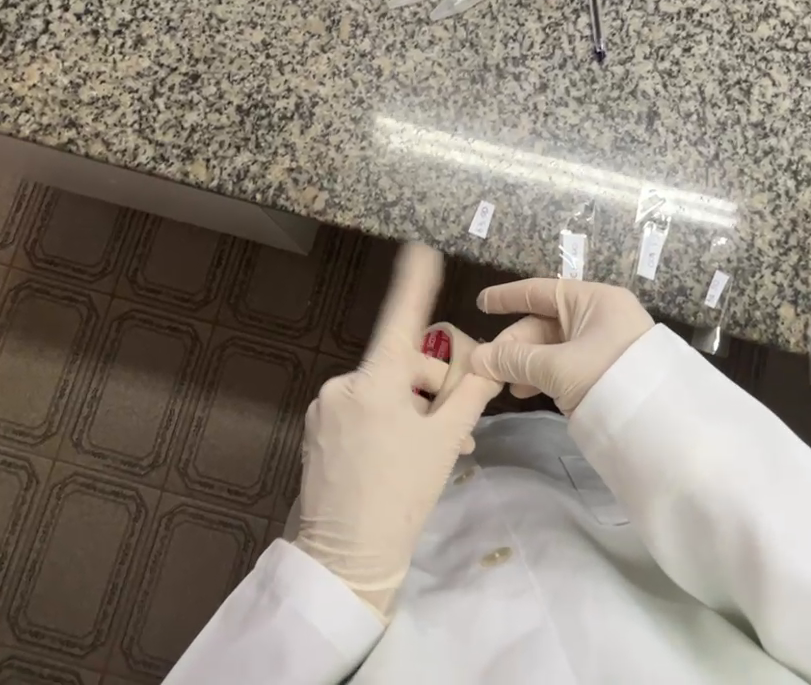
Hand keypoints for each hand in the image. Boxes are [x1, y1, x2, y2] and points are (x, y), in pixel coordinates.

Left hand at [292, 244, 501, 616]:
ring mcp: (325, 407)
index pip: (401, 319)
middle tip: (457, 431)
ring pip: (383, 391)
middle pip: (401, 365)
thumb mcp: (446, 441)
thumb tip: (494, 357)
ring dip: (413, 410)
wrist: (346, 561)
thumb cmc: (401, 497)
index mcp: (374, 381)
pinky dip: (386, 422)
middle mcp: (343, 383)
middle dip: (433, 389)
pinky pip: (361, 410)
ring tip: (436, 451)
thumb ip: (472, 392)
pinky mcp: (316, 429)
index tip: (419, 249)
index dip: (414, 283)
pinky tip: (401, 456)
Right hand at [467, 278, 655, 414]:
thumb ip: (515, 360)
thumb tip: (476, 358)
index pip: (541, 291)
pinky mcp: (606, 369)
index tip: (481, 303)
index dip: (508, 297)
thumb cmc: (609, 379)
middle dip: (513, 344)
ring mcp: (603, 343)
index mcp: (593, 300)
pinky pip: (564, 363)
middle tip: (486, 368)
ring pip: (552, 346)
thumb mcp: (557, 367)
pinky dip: (543, 374)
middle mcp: (599, 315)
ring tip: (503, 384)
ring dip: (525, 363)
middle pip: (544, 323)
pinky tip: (524, 390)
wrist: (663, 426)